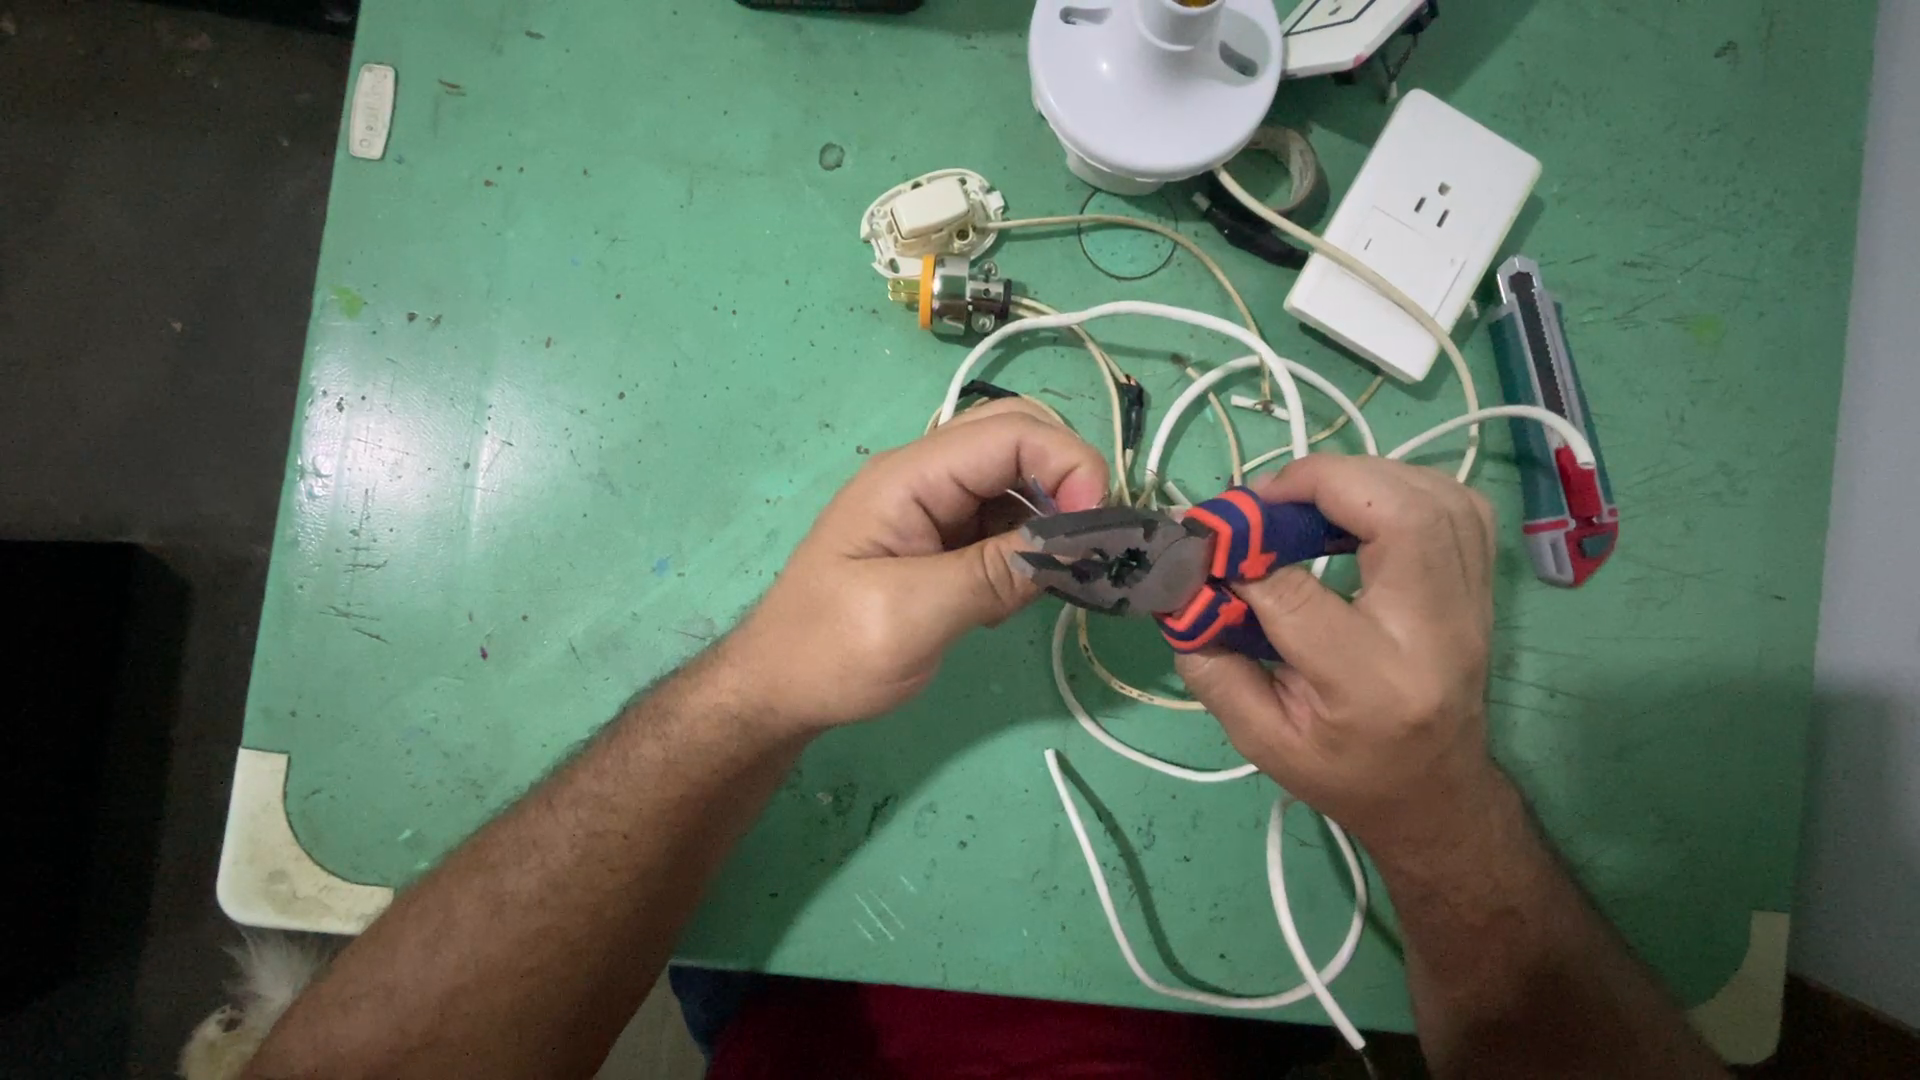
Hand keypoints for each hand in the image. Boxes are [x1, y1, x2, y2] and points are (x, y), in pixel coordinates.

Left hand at [722, 399, 1107, 731]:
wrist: (779, 687)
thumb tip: (1075, 547)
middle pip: (1016, 439)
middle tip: (1089, 545)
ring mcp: (933, 507)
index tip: (1099, 527)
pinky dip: (1028, 548)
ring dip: (1051, 518)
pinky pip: (1002, 522)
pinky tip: (1017, 594)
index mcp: (910, 477)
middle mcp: (925, 477)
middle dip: (1066, 480)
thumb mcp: (912, 616)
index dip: (1068, 463)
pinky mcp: (941, 540)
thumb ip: (993, 574)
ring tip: (1055, 578)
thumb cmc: (830, 651)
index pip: (1009, 431)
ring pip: (1016, 481)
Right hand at [1174, 455, 1506, 850]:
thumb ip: (1213, 667)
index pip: (1300, 594)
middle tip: (1265, 496)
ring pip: (1436, 498)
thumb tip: (1186, 592)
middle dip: (1323, 483)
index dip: (1245, 558)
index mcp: (1369, 684)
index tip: (1211, 547)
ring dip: (1362, 478)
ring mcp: (1471, 607)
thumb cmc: (1343, 772)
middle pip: (1401, 518)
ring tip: (1305, 496)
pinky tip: (1357, 503)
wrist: (1434, 795)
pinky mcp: (1481, 589)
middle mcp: (1432, 634)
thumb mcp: (1258, 740)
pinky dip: (1402, 486)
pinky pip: (1458, 505)